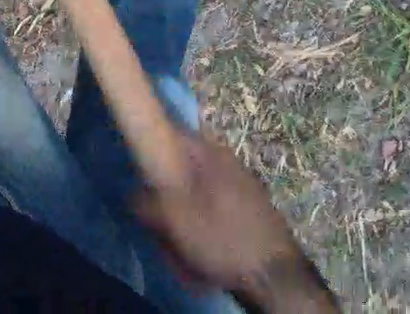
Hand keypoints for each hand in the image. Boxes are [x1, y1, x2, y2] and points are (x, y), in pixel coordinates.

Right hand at [133, 135, 336, 311]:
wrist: (277, 278)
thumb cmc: (223, 238)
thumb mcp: (174, 220)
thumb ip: (146, 201)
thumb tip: (132, 193)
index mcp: (208, 151)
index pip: (169, 132)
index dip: (149, 149)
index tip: (139, 173)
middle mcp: (227, 158)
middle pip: (182, 166)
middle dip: (169, 193)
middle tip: (162, 220)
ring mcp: (244, 183)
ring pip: (199, 191)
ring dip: (187, 213)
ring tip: (183, 241)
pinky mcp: (254, 208)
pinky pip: (217, 209)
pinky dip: (206, 224)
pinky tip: (205, 249)